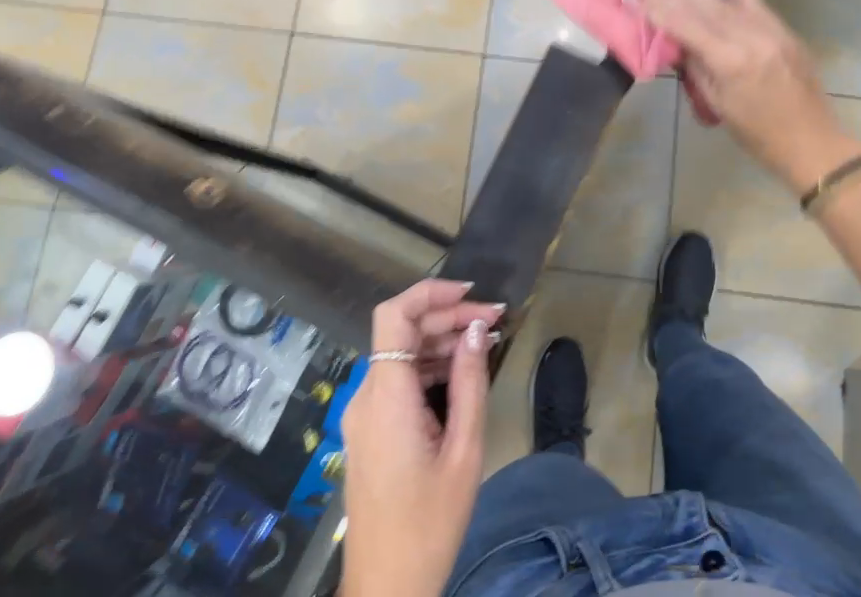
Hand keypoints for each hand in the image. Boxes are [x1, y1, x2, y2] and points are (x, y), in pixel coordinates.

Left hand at [340, 280, 504, 596]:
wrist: (387, 581)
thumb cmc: (431, 520)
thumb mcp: (463, 450)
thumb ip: (469, 383)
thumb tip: (477, 330)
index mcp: (385, 396)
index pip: (393, 316)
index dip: (429, 293)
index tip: (472, 293)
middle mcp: (365, 395)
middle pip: (400, 333)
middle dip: (447, 318)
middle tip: (497, 320)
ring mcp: (363, 413)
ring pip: (399, 356)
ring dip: (440, 343)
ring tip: (487, 341)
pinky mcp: (369, 429)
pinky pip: (397, 382)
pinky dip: (428, 369)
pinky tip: (462, 373)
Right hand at [631, 0, 860, 190]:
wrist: (812, 142)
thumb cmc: (757, 134)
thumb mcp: (718, 103)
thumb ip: (697, 66)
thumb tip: (676, 40)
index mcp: (730, 61)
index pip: (684, 26)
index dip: (655, 7)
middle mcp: (750, 37)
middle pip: (702, 6)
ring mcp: (770, 31)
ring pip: (725, 2)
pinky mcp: (784, 31)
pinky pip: (758, 3)